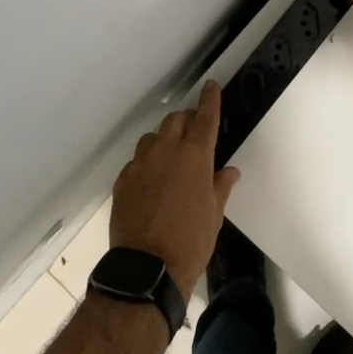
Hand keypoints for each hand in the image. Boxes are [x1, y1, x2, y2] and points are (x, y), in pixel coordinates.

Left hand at [109, 81, 240, 300]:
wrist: (148, 267)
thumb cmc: (191, 241)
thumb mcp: (214, 215)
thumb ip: (221, 186)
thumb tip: (229, 171)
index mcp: (195, 157)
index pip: (205, 118)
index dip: (209, 100)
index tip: (211, 86)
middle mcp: (166, 152)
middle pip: (176, 121)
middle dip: (187, 121)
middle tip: (194, 132)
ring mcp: (140, 164)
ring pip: (153, 138)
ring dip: (165, 139)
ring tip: (172, 157)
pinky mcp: (123, 180)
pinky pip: (137, 161)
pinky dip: (148, 163)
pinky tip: (152, 181)